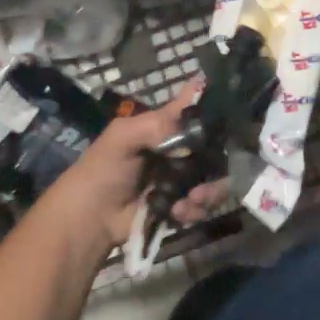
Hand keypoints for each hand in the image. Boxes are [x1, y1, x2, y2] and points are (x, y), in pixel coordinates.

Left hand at [44, 80, 225, 250]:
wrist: (90, 219)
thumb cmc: (101, 170)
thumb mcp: (122, 137)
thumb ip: (155, 125)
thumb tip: (192, 129)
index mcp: (162, 128)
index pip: (190, 108)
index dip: (207, 101)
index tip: (229, 100)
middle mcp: (177, 151)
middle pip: (212, 147)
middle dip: (216, 159)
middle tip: (211, 170)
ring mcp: (181, 180)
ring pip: (213, 178)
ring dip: (210, 189)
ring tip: (194, 198)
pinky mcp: (181, 206)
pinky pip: (202, 205)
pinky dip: (195, 209)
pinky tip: (179, 212)